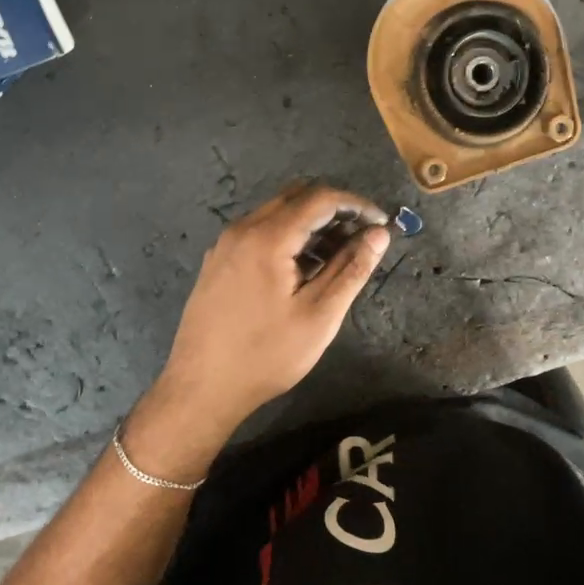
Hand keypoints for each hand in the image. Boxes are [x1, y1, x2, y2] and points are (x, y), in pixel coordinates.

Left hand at [125, 184, 391, 477]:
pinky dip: (287, 236)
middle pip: (296, 197)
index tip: (382, 223)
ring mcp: (225, 243)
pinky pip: (259, 231)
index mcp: (268, 237)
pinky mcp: (218, 260)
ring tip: (338, 257)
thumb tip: (380, 234)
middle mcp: (242, 229)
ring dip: (311, 223)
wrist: (201, 387)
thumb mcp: (319, 316)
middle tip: (362, 238)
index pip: (320, 198)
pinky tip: (303, 269)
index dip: (356, 204)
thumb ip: (351, 269)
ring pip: (276, 213)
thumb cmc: (266, 355)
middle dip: (334, 210)